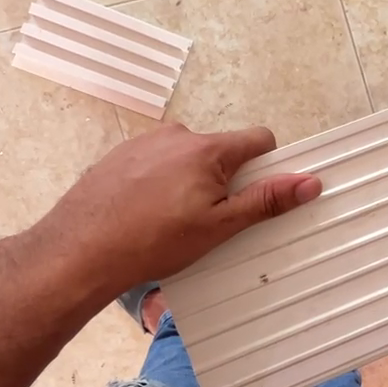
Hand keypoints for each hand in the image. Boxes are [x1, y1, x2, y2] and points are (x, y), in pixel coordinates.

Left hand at [28, 123, 319, 297]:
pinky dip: (161, 181)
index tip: (256, 194)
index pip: (259, 139)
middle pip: (222, 150)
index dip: (267, 166)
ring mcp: (145, 143)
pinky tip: (147, 213)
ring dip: (192, 180)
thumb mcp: (220, 226)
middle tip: (210, 218)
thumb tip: (308, 182)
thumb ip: (266, 201)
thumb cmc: (153, 241)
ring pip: (188, 156)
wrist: (79, 251)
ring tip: (173, 220)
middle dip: (225, 179)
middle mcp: (178, 135)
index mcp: (208, 149)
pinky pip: (157, 161)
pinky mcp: (119, 155)